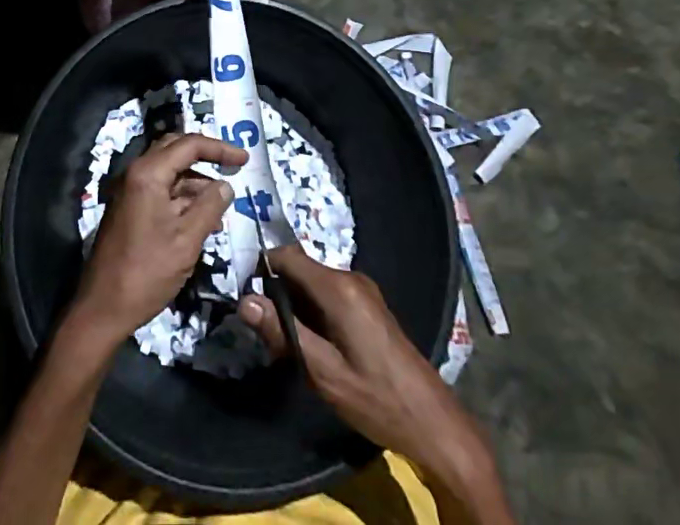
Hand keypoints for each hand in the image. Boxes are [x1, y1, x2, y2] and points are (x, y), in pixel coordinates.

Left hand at [71, 135, 240, 346]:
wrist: (103, 306)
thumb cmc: (147, 272)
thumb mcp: (187, 240)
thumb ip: (209, 207)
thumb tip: (225, 185)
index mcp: (147, 174)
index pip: (188, 145)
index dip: (219, 148)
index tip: (245, 159)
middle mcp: (134, 174)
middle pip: (174, 150)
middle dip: (205, 156)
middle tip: (232, 166)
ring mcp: (129, 192)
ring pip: (167, 172)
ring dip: (195, 181)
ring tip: (223, 202)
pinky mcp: (128, 209)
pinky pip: (159, 190)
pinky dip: (182, 197)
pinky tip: (203, 217)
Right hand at [240, 247, 510, 523]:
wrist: (435, 424)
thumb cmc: (377, 399)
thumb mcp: (323, 371)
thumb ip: (282, 332)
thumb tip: (244, 301)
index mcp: (339, 289)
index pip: (287, 256)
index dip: (261, 268)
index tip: (246, 297)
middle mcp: (351, 279)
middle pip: (298, 270)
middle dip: (277, 296)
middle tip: (268, 336)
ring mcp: (363, 292)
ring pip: (311, 285)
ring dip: (293, 309)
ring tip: (288, 349)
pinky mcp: (369, 306)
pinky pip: (328, 296)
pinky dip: (312, 314)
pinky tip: (313, 349)